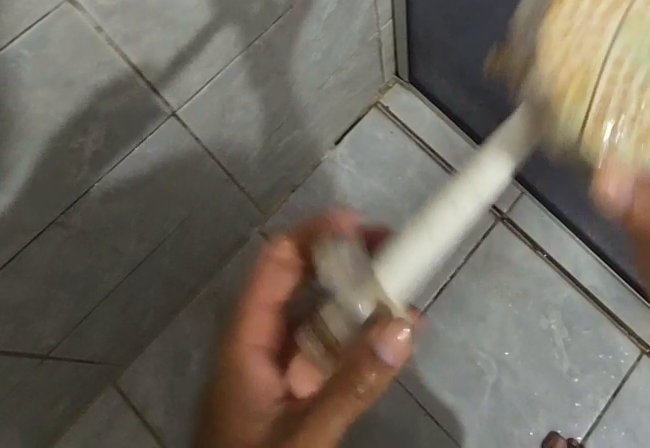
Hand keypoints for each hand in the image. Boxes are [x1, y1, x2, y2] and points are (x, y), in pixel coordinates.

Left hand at [196, 211, 418, 447]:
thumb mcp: (301, 439)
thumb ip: (350, 386)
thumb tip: (404, 324)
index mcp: (243, 342)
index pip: (276, 263)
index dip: (315, 235)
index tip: (361, 224)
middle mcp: (258, 347)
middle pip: (300, 284)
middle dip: (347, 262)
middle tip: (396, 251)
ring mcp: (276, 375)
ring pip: (319, 320)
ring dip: (360, 302)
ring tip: (405, 289)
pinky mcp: (294, 401)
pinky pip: (329, 356)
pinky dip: (360, 342)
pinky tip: (392, 339)